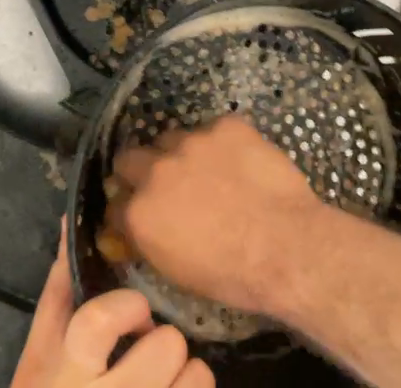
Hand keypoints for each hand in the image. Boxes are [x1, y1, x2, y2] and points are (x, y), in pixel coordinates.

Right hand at [11, 226, 213, 387]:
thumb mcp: (38, 359)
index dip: (127, 310)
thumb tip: (70, 220)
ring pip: (197, 378)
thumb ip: (58, 293)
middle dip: (161, 349)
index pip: (106, 317)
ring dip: (185, 379)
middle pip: (167, 346)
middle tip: (147, 361)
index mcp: (66, 373)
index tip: (130, 317)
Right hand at [110, 117, 329, 315]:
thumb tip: (138, 229)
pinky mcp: (227, 125)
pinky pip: (215, 129)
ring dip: (181, 154)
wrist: (286, 246)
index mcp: (140, 212)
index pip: (114, 204)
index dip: (125, 208)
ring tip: (208, 170)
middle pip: (131, 158)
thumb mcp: (176, 271)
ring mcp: (193, 142)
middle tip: (166, 184)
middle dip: (140, 170)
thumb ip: (148, 240)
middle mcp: (158, 170)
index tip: (135, 212)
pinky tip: (240, 161)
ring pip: (173, 138)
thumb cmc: (232, 274)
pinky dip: (222, 143)